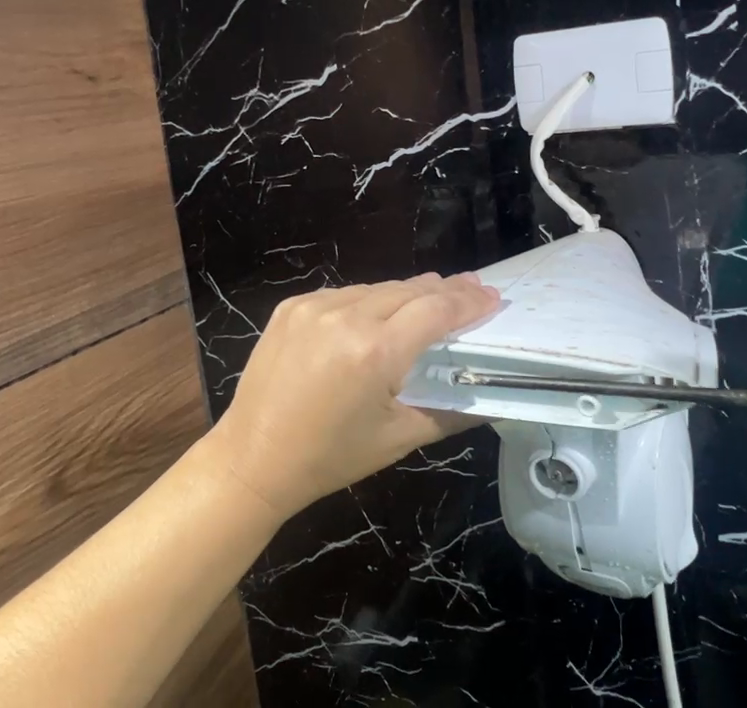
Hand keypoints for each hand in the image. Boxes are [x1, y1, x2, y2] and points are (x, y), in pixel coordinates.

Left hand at [205, 273, 499, 520]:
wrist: (254, 458)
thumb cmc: (331, 457)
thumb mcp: (399, 438)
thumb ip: (450, 412)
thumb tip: (490, 397)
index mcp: (375, 352)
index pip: (436, 311)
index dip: (468, 303)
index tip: (493, 296)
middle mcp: (345, 317)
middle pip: (409, 291)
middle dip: (444, 291)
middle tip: (473, 289)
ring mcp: (313, 307)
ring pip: (376, 289)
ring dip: (406, 294)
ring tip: (431, 298)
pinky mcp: (291, 306)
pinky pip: (343, 295)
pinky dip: (367, 301)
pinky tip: (379, 313)